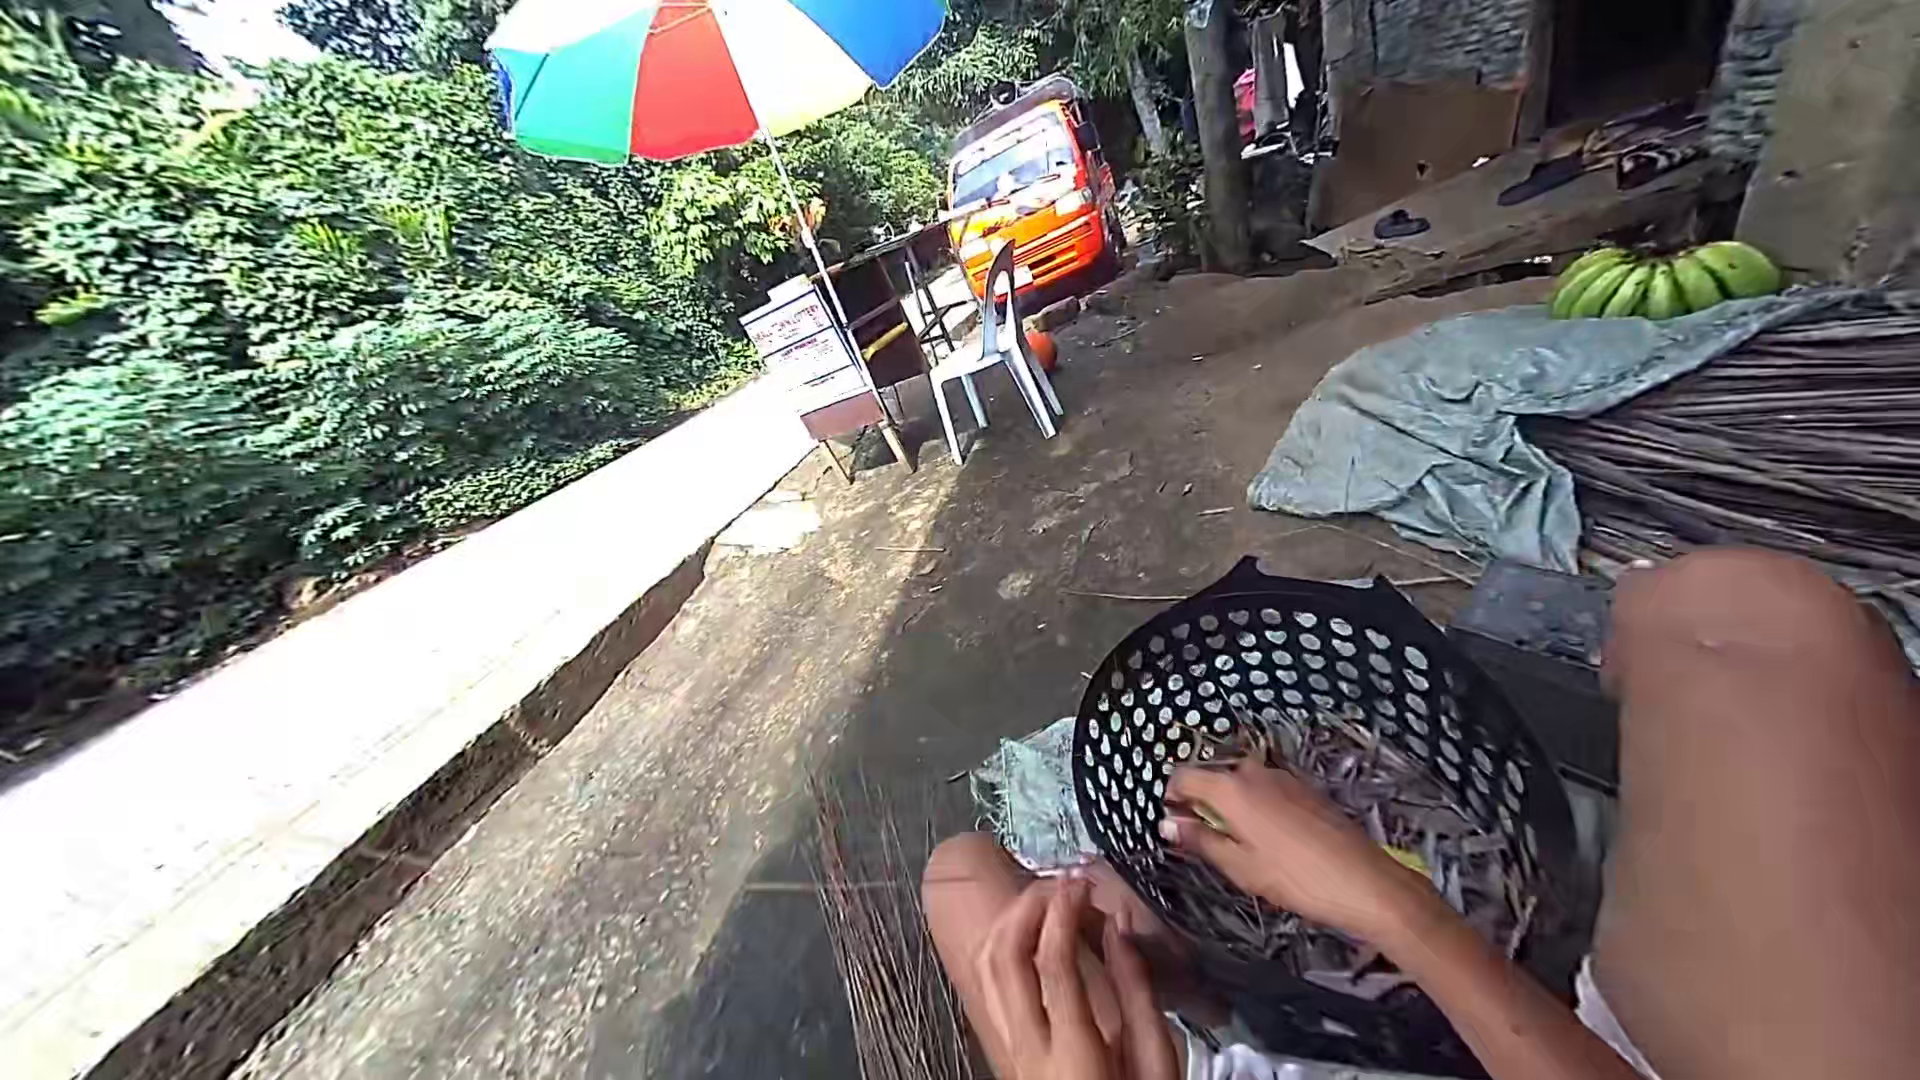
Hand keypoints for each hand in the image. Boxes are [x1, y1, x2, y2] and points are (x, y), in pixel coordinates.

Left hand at [975, 876, 1178, 1079]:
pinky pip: (988, 981)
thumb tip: (1119, 925)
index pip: (1052, 963)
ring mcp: (1006, 1048)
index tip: (1081, 884)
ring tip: (1045, 898)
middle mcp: (1026, 1049)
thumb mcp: (1157, 1068)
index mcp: (1073, 1056)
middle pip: (1005, 956)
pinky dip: (1002, 942)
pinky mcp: (1001, 1047)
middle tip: (1060, 883)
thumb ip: (1138, 993)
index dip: (1063, 912)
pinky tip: (1027, 929)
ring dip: (1011, 918)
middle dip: (1029, 905)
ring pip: (988, 965)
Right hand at [1161, 761, 1431, 940]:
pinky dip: (1254, 802)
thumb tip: (1166, 824)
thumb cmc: (1295, 878)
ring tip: (1241, 839)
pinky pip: (1263, 786)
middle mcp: (1250, 770)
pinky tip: (1271, 835)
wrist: (1368, 882)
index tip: (1175, 822)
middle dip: (1200, 800)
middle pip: (1210, 776)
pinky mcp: (1302, 785)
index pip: (1182, 775)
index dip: (1171, 796)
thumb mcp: (1240, 866)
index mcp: (1229, 787)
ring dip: (1229, 802)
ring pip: (1238, 781)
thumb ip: (1199, 839)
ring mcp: (1279, 775)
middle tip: (1207, 836)